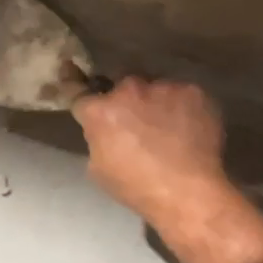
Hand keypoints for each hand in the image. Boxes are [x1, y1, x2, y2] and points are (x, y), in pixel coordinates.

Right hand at [71, 78, 232, 224]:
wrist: (187, 191)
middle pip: (122, 87)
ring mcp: (164, 87)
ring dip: (155, 103)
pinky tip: (187, 129)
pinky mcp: (193, 91)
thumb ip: (97, 140)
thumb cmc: (136, 187)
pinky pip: (181, 95)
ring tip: (167, 128)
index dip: (74, 84)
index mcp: (101, 112)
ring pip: (155, 89)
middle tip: (135, 123)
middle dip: (125, 101)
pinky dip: (181, 108)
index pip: (79, 91)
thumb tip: (104, 131)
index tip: (69, 71)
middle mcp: (130, 90)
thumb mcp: (99, 169)